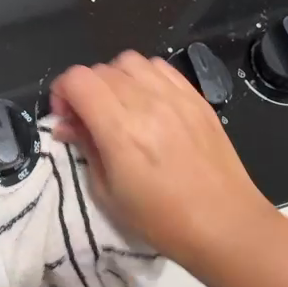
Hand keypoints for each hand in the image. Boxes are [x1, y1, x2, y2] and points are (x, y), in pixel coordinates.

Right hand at [50, 51, 273, 267]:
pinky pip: (160, 67)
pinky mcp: (196, 97)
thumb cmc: (162, 220)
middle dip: (85, 90)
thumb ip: (85, 149)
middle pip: (100, 69)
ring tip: (120, 107)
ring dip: (115, 78)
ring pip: (129, 61)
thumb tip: (68, 125)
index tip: (66, 118)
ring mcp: (174, 95)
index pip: (77, 79)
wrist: (226, 225)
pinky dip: (144, 77)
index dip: (62, 92)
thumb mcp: (108, 195)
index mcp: (119, 129)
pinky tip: (148, 102)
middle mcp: (146, 102)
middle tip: (90, 120)